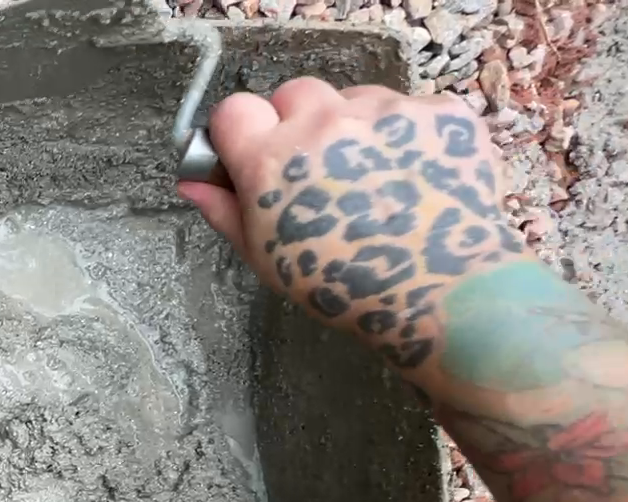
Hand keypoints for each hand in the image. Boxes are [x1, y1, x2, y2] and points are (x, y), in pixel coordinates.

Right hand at [178, 79, 527, 372]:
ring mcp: (385, 112)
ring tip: (353, 173)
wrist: (429, 282)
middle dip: (288, 120)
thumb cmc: (326, 276)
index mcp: (270, 159)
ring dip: (341, 124)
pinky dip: (389, 134)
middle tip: (297, 165)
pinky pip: (399, 108)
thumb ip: (221, 207)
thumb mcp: (257, 250)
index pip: (233, 110)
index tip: (240, 151)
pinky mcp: (436, 111)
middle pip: (292, 92)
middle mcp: (325, 123)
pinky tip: (395, 174)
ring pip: (349, 97)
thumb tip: (190, 182)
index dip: (233, 129)